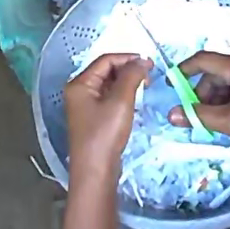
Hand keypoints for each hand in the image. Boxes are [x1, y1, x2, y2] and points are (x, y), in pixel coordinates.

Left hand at [65, 53, 150, 176]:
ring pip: (109, 85)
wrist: (95, 170)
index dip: (128, 58)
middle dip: (128, 70)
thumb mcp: (120, 101)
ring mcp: (85, 106)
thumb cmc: (105, 133)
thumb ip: (131, 76)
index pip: (105, 60)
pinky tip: (135, 101)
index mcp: (80, 84)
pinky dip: (123, 95)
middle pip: (106, 71)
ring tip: (145, 87)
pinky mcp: (93, 119)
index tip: (150, 63)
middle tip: (149, 76)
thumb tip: (142, 60)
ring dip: (127, 83)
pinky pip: (109, 99)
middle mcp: (79, 92)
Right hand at [170, 51, 229, 152]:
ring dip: (214, 101)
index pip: (202, 60)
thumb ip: (200, 116)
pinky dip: (228, 102)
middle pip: (213, 73)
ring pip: (226, 83)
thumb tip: (172, 114)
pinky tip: (229, 121)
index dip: (183, 71)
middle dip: (200, 94)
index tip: (170, 87)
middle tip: (195, 117)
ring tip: (213, 123)